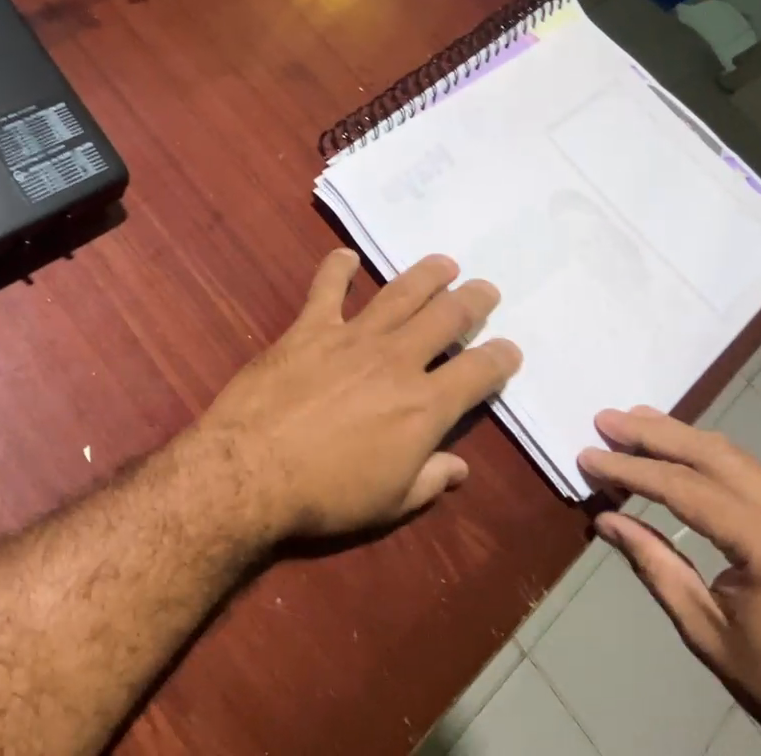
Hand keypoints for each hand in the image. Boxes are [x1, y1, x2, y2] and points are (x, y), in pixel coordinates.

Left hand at [185, 249, 519, 540]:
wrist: (252, 466)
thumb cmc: (326, 494)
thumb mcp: (389, 503)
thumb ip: (429, 480)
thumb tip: (458, 466)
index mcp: (426, 406)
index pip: (480, 372)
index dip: (501, 358)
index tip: (508, 350)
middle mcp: (397, 361)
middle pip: (447, 318)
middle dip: (473, 301)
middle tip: (484, 290)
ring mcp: (351, 338)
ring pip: (400, 294)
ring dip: (427, 275)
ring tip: (443, 264)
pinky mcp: (308, 328)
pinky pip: (327, 288)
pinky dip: (337, 268)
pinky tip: (345, 256)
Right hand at [579, 408, 760, 755]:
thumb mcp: (708, 631)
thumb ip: (656, 566)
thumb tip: (607, 520)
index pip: (686, 489)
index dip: (630, 469)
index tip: (587, 455)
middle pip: (721, 458)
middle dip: (658, 434)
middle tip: (607, 419)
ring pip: (753, 465)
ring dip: (695, 443)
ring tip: (645, 424)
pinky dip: (733, 467)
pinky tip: (706, 464)